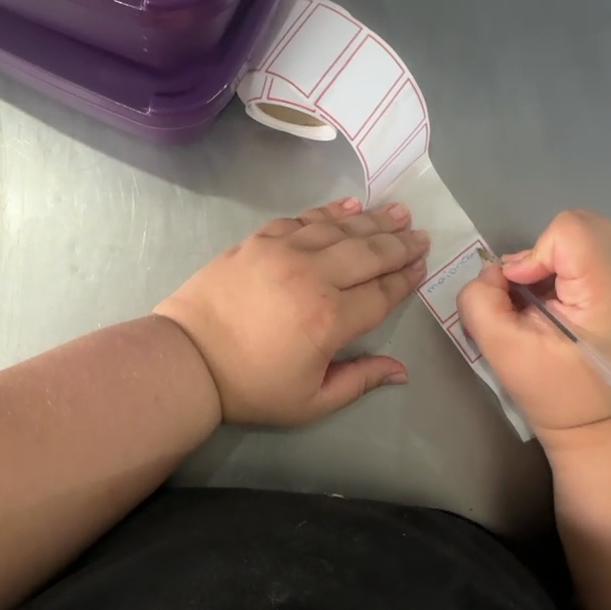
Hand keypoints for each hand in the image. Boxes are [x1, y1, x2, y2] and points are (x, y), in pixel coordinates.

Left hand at [156, 198, 429, 426]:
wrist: (187, 360)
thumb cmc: (250, 387)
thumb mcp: (310, 402)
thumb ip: (359, 381)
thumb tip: (402, 371)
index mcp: (332, 319)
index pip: (382, 293)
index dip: (406, 279)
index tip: (423, 266)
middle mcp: (315, 276)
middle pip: (368, 253)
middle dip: (399, 244)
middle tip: (421, 235)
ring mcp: (284, 252)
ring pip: (339, 229)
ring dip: (372, 220)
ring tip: (398, 213)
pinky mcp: (258, 241)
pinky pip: (302, 219)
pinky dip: (328, 212)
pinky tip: (348, 207)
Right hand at [457, 209, 610, 437]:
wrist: (592, 418)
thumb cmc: (550, 388)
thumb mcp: (499, 349)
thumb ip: (481, 301)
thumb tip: (494, 274)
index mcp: (608, 289)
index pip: (568, 230)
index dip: (533, 256)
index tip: (523, 293)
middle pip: (579, 222)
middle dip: (542, 252)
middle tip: (529, 292)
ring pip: (583, 231)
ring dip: (551, 256)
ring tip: (541, 296)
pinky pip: (589, 247)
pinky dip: (563, 263)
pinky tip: (556, 298)